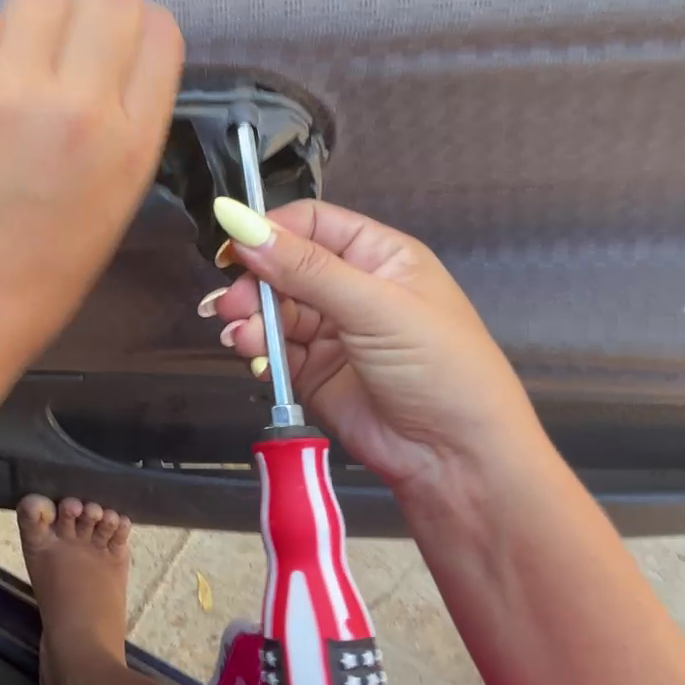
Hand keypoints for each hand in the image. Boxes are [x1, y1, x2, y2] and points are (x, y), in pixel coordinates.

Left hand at [0, 0, 184, 373]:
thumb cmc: (47, 266)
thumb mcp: (119, 198)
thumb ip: (129, 119)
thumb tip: (113, 51)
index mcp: (133, 141)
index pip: (160, 29)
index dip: (139, 31)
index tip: (116, 51)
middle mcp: (80, 104)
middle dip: (94, 4)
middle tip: (68, 42)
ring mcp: (9, 91)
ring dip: (35, 14)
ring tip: (19, 57)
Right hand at [206, 198, 552, 494]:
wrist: (455, 459)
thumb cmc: (439, 369)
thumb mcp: (374, 307)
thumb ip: (305, 268)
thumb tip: (243, 225)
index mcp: (379, 256)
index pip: (311, 224)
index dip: (269, 231)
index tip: (233, 249)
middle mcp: (352, 287)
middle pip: (282, 267)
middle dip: (253, 283)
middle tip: (229, 304)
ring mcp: (331, 330)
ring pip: (272, 309)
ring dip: (250, 318)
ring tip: (242, 336)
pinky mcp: (312, 370)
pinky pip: (272, 348)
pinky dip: (256, 348)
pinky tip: (251, 354)